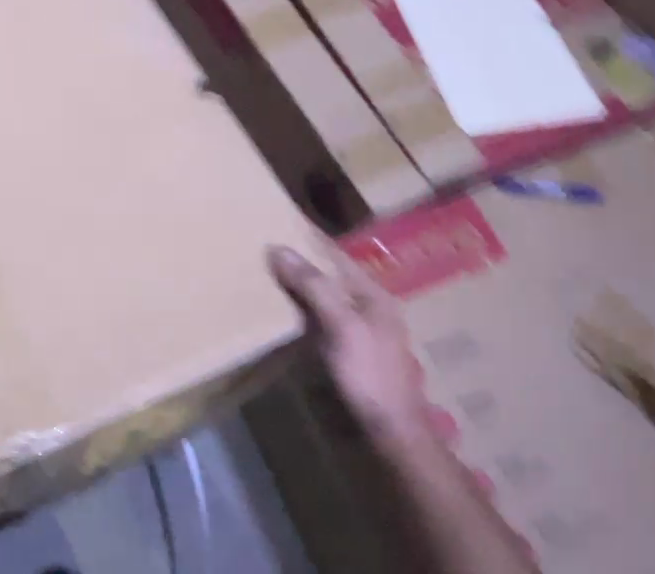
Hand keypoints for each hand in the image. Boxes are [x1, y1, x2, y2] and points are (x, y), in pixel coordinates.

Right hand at [268, 245, 430, 443]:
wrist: (391, 433)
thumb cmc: (370, 375)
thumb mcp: (342, 326)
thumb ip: (314, 286)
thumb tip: (279, 249)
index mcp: (373, 295)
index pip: (335, 255)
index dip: (309, 239)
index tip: (280, 221)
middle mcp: (368, 308)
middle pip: (329, 276)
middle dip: (300, 261)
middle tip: (263, 248)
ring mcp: (360, 332)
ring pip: (323, 299)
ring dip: (298, 287)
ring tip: (266, 274)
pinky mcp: (348, 354)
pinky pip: (319, 321)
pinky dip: (300, 311)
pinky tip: (282, 313)